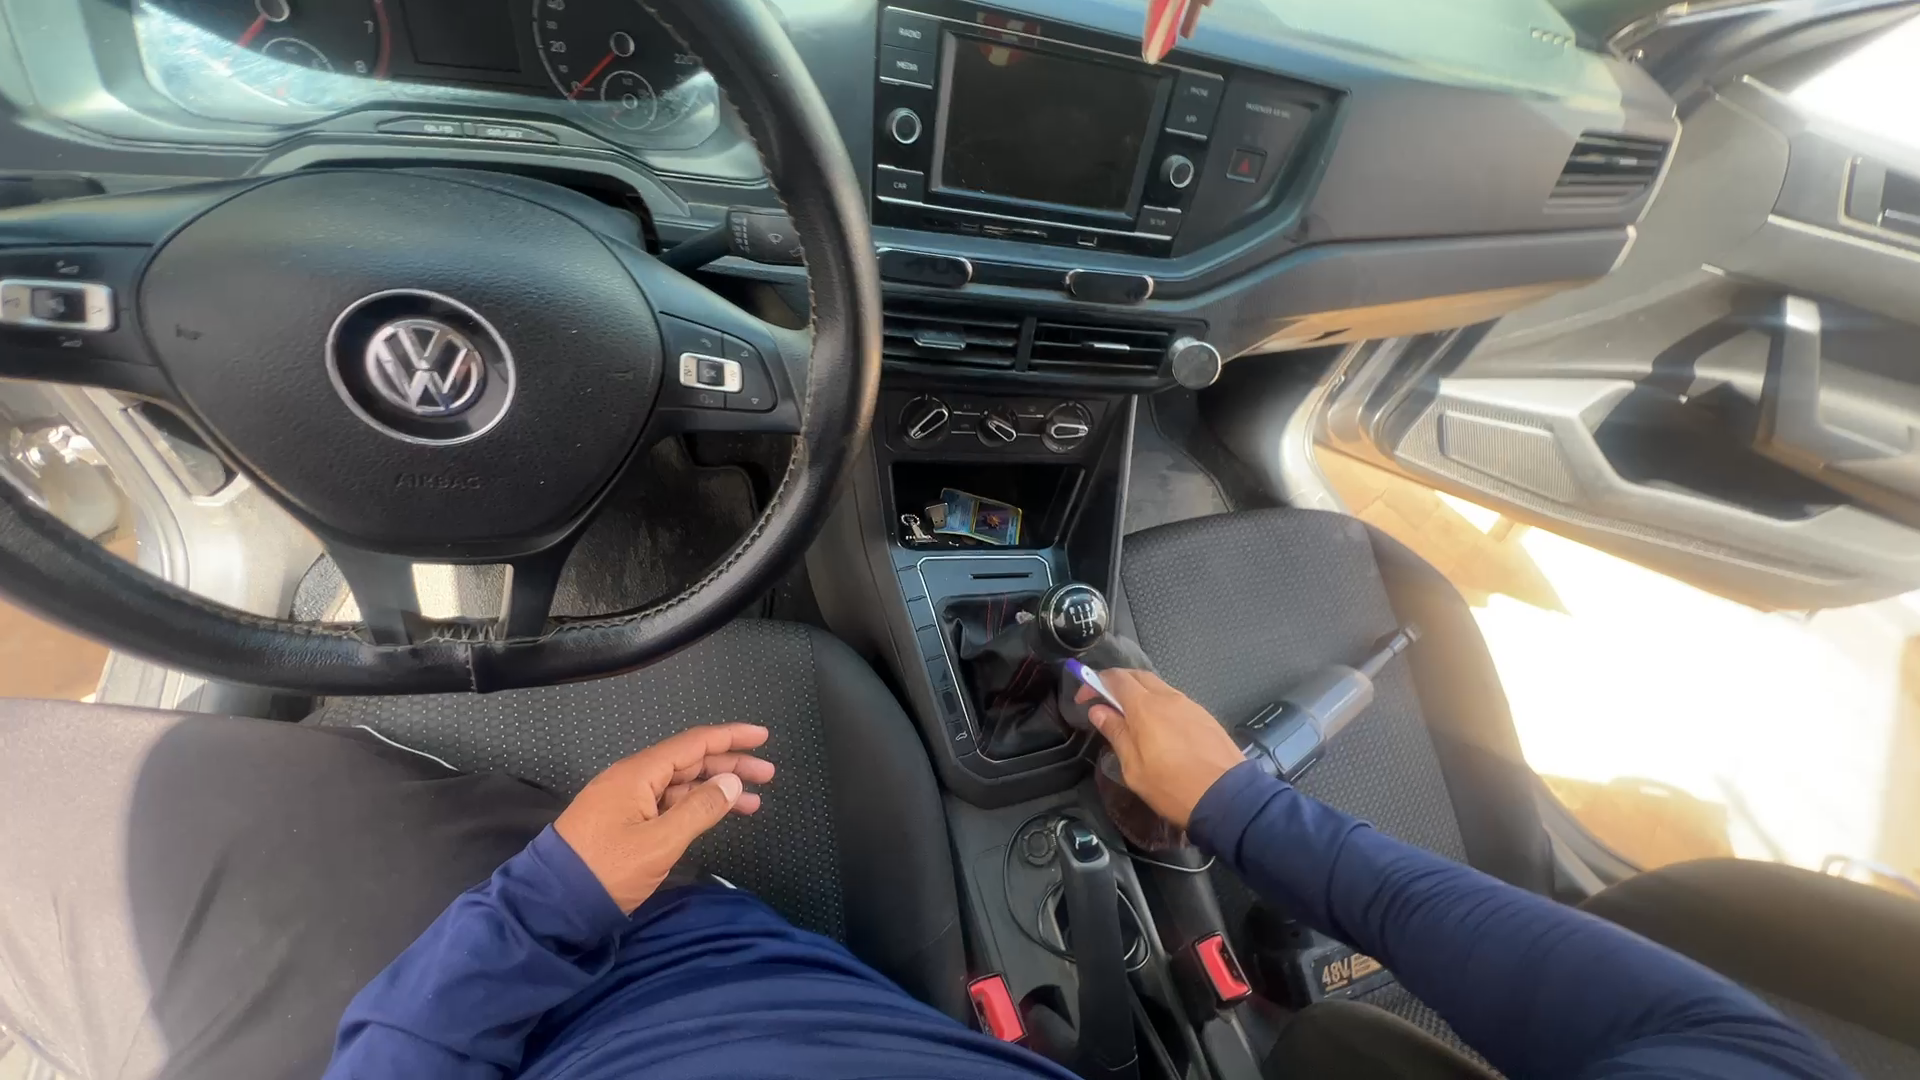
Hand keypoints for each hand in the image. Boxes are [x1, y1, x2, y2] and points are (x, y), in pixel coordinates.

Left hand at [554, 724, 774, 912]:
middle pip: (691, 761)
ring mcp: (628, 801)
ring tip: (754, 801)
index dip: (731, 737)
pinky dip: (698, 806)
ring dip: (718, 788)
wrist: (546, 910)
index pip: (694, 743)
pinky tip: (718, 814)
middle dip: (731, 765)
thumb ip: (700, 809)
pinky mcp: (624, 823)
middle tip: (768, 774)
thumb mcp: (658, 843)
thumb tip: (733, 781)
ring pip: (683, 784)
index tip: (763, 737)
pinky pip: (669, 803)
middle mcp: (634, 779)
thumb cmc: (605, 871)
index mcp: (639, 773)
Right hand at [1076, 670, 1243, 826]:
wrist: (1229, 799)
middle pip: (1137, 676)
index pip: (1115, 678)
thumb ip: (1116, 733)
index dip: (1095, 682)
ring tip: (1130, 717)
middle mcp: (1168, 697)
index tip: (1084, 698)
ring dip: (1139, 693)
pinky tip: (1158, 727)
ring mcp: (1190, 705)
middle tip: (1104, 702)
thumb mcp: (1134, 767)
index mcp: (1145, 707)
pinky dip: (1159, 704)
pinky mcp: (1205, 716)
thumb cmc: (1173, 787)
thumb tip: (1098, 711)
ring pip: (1158, 687)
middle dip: (1117, 683)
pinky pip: (1175, 701)